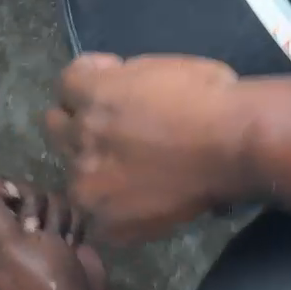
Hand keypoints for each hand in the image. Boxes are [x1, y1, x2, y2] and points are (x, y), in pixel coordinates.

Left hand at [0, 179, 102, 289]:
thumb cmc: (39, 280)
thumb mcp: (10, 246)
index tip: (12, 197)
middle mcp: (5, 234)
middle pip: (15, 192)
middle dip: (33, 203)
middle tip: (36, 226)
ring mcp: (35, 233)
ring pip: (46, 198)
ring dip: (56, 217)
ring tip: (57, 242)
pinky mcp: (59, 234)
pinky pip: (66, 209)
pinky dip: (71, 224)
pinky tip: (70, 243)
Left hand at [46, 54, 252, 243]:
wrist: (234, 145)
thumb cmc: (207, 94)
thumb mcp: (160, 64)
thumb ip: (123, 76)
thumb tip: (110, 82)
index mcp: (95, 97)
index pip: (66, 83)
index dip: (91, 76)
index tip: (113, 79)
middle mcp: (82, 142)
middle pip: (56, 126)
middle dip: (79, 118)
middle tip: (114, 123)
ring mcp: (91, 189)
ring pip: (74, 172)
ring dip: (94, 163)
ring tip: (133, 164)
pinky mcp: (110, 225)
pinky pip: (98, 212)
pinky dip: (116, 201)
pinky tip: (144, 192)